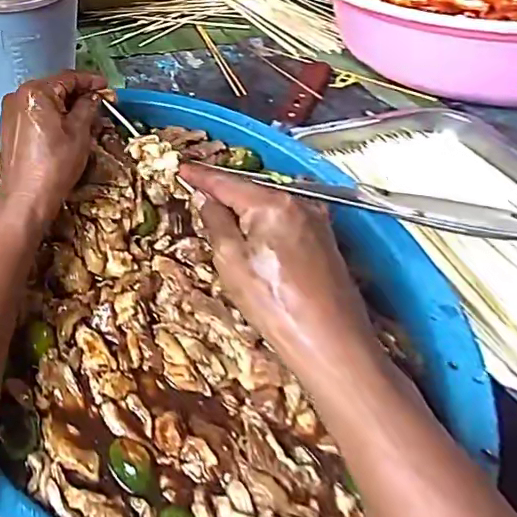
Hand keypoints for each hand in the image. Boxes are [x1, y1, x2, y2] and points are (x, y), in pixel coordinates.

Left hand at [0, 71, 106, 228]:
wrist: (25, 198)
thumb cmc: (54, 164)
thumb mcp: (79, 132)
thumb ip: (87, 107)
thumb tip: (93, 97)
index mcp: (35, 92)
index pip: (67, 78)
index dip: (90, 81)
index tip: (106, 86)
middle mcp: (18, 96)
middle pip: (54, 88)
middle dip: (78, 94)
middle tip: (101, 102)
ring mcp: (10, 112)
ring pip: (45, 101)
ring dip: (66, 106)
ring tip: (88, 116)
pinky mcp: (9, 127)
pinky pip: (35, 113)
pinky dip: (52, 116)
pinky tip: (68, 126)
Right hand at [179, 163, 374, 366]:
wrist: (334, 348)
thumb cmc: (277, 305)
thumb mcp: (231, 261)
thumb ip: (215, 221)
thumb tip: (206, 199)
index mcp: (272, 203)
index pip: (227, 182)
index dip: (201, 176)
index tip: (182, 169)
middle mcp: (299, 203)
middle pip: (251, 188)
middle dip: (224, 188)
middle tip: (198, 189)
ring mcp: (316, 221)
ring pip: (270, 202)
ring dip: (246, 204)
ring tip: (222, 210)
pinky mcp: (325, 240)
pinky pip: (287, 216)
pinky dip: (266, 217)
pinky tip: (256, 229)